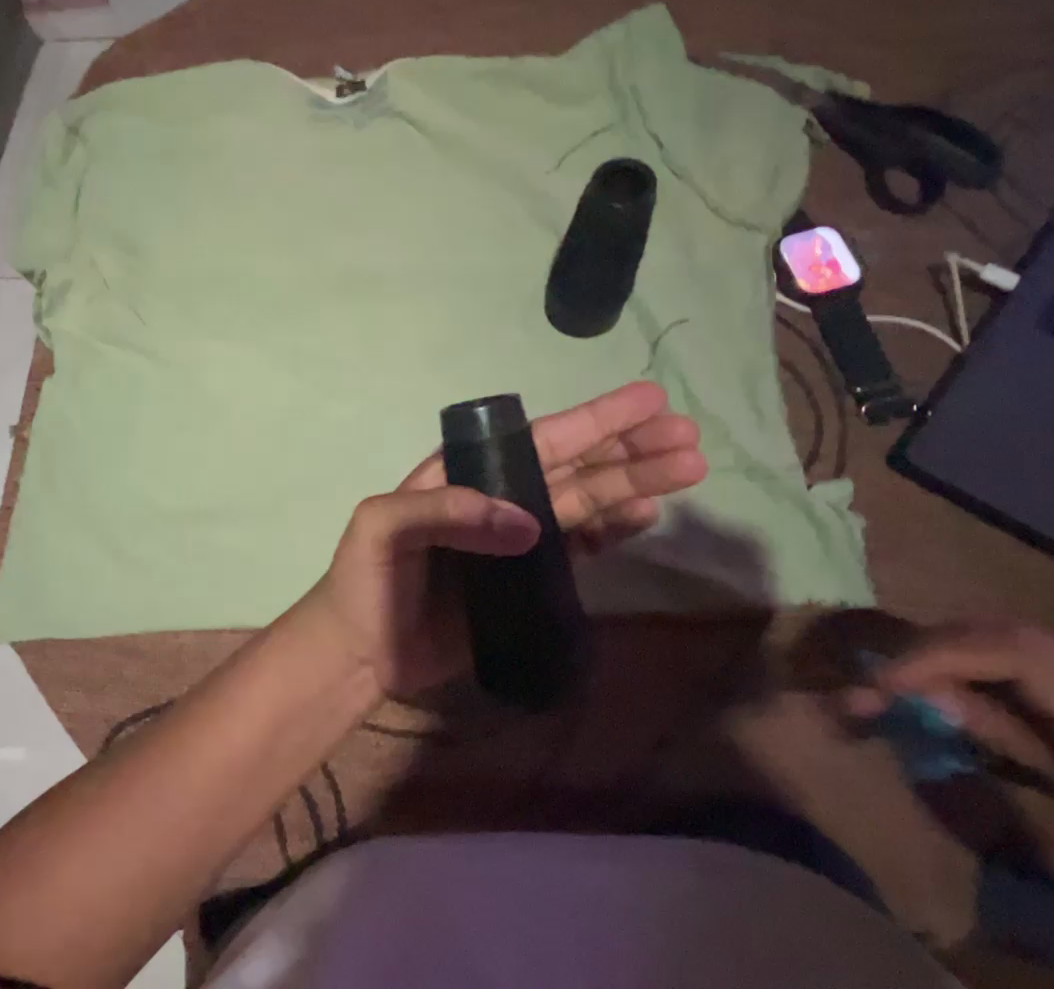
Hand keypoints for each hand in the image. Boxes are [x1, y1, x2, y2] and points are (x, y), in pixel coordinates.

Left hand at [294, 381, 706, 698]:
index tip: (650, 401)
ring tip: (689, 470)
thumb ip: (444, 511)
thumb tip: (528, 524)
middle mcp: (496, 498)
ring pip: (585, 502)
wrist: (361, 651)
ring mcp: (515, 541)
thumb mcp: (382, 526)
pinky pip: (579, 548)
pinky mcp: (527, 581)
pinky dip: (613, 531)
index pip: (539, 441)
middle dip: (631, 450)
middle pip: (575, 467)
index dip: (595, 421)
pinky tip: (646, 516)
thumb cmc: (365, 581)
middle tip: (692, 438)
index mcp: (464, 474)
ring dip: (634, 485)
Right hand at [846, 621, 1053, 985]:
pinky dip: (966, 697)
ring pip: (1004, 662)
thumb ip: (994, 767)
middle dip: (924, 658)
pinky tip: (934, 716)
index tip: (877, 687)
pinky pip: (1019, 692)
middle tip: (866, 691)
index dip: (933, 654)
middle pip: (1000, 642)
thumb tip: (922, 706)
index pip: (1010, 647)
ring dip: (939, 675)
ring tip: (882, 701)